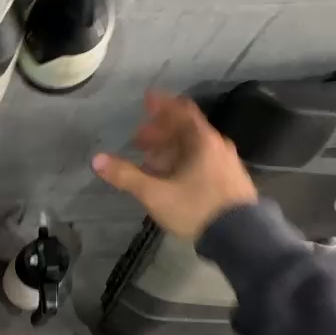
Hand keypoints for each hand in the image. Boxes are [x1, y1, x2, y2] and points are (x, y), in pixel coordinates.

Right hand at [92, 91, 258, 239]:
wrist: (238, 234)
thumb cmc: (195, 208)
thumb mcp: (156, 194)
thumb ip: (126, 176)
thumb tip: (97, 160)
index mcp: (201, 141)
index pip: (181, 111)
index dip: (162, 104)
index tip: (146, 99)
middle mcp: (216, 145)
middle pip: (186, 129)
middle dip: (160, 132)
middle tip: (139, 141)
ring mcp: (225, 162)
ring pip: (193, 147)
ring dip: (170, 149)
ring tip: (150, 163)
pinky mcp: (228, 179)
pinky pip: (201, 161)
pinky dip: (182, 161)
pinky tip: (171, 179)